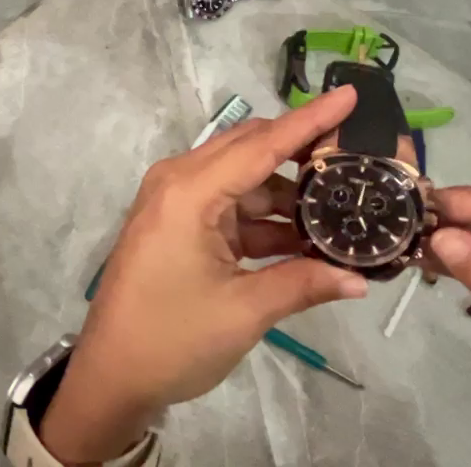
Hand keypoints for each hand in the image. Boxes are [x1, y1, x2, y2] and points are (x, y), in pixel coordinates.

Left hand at [39, 88, 370, 463]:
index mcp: (190, 189)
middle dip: (301, 151)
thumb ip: (302, 284)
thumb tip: (358, 280)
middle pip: (250, 150)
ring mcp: (177, 200)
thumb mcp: (244, 311)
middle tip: (355, 154)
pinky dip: (265, 218)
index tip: (348, 94)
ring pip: (244, 179)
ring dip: (286, 194)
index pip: (262, 144)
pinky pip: (230, 205)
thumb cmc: (171, 338)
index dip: (309, 120)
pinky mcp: (179, 222)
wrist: (111, 376)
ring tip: (342, 203)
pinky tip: (305, 236)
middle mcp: (180, 180)